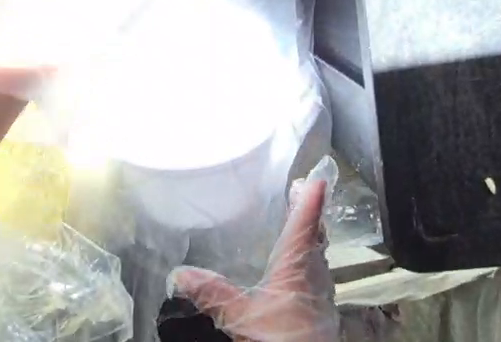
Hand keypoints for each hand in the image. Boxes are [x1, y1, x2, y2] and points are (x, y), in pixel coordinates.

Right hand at [169, 170, 339, 341]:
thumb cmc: (279, 338)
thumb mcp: (240, 316)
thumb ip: (213, 293)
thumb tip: (179, 274)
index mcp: (298, 262)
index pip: (306, 220)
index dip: (311, 197)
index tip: (316, 175)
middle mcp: (314, 272)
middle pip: (315, 233)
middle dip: (309, 210)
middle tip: (300, 189)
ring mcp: (321, 293)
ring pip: (318, 254)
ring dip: (311, 234)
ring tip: (298, 221)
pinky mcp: (319, 312)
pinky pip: (316, 273)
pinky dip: (308, 259)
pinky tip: (296, 268)